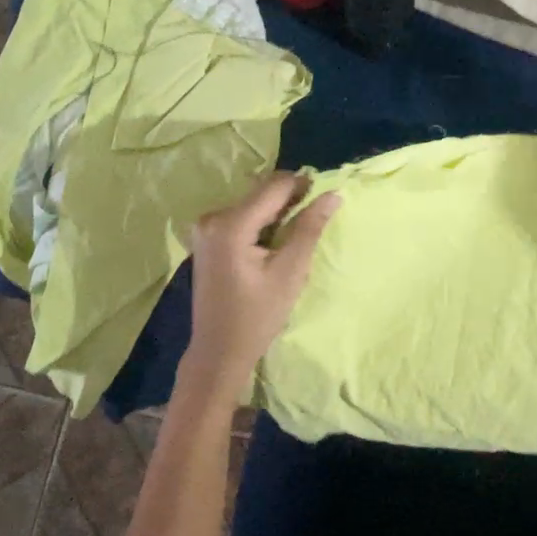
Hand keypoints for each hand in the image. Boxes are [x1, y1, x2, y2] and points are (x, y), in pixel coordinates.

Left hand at [180, 173, 340, 404]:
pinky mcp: (205, 239)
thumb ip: (309, 229)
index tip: (324, 196)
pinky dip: (260, 223)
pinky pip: (239, 218)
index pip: (273, 187)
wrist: (218, 350)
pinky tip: (273, 243)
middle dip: (289, 199)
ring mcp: (204, 228)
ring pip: (250, 204)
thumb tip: (332, 195)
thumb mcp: (290, 272)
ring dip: (275, 212)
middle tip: (314, 218)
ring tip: (297, 233)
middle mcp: (212, 217)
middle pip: (259, 193)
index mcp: (230, 224)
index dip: (301, 185)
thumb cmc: (257, 316)